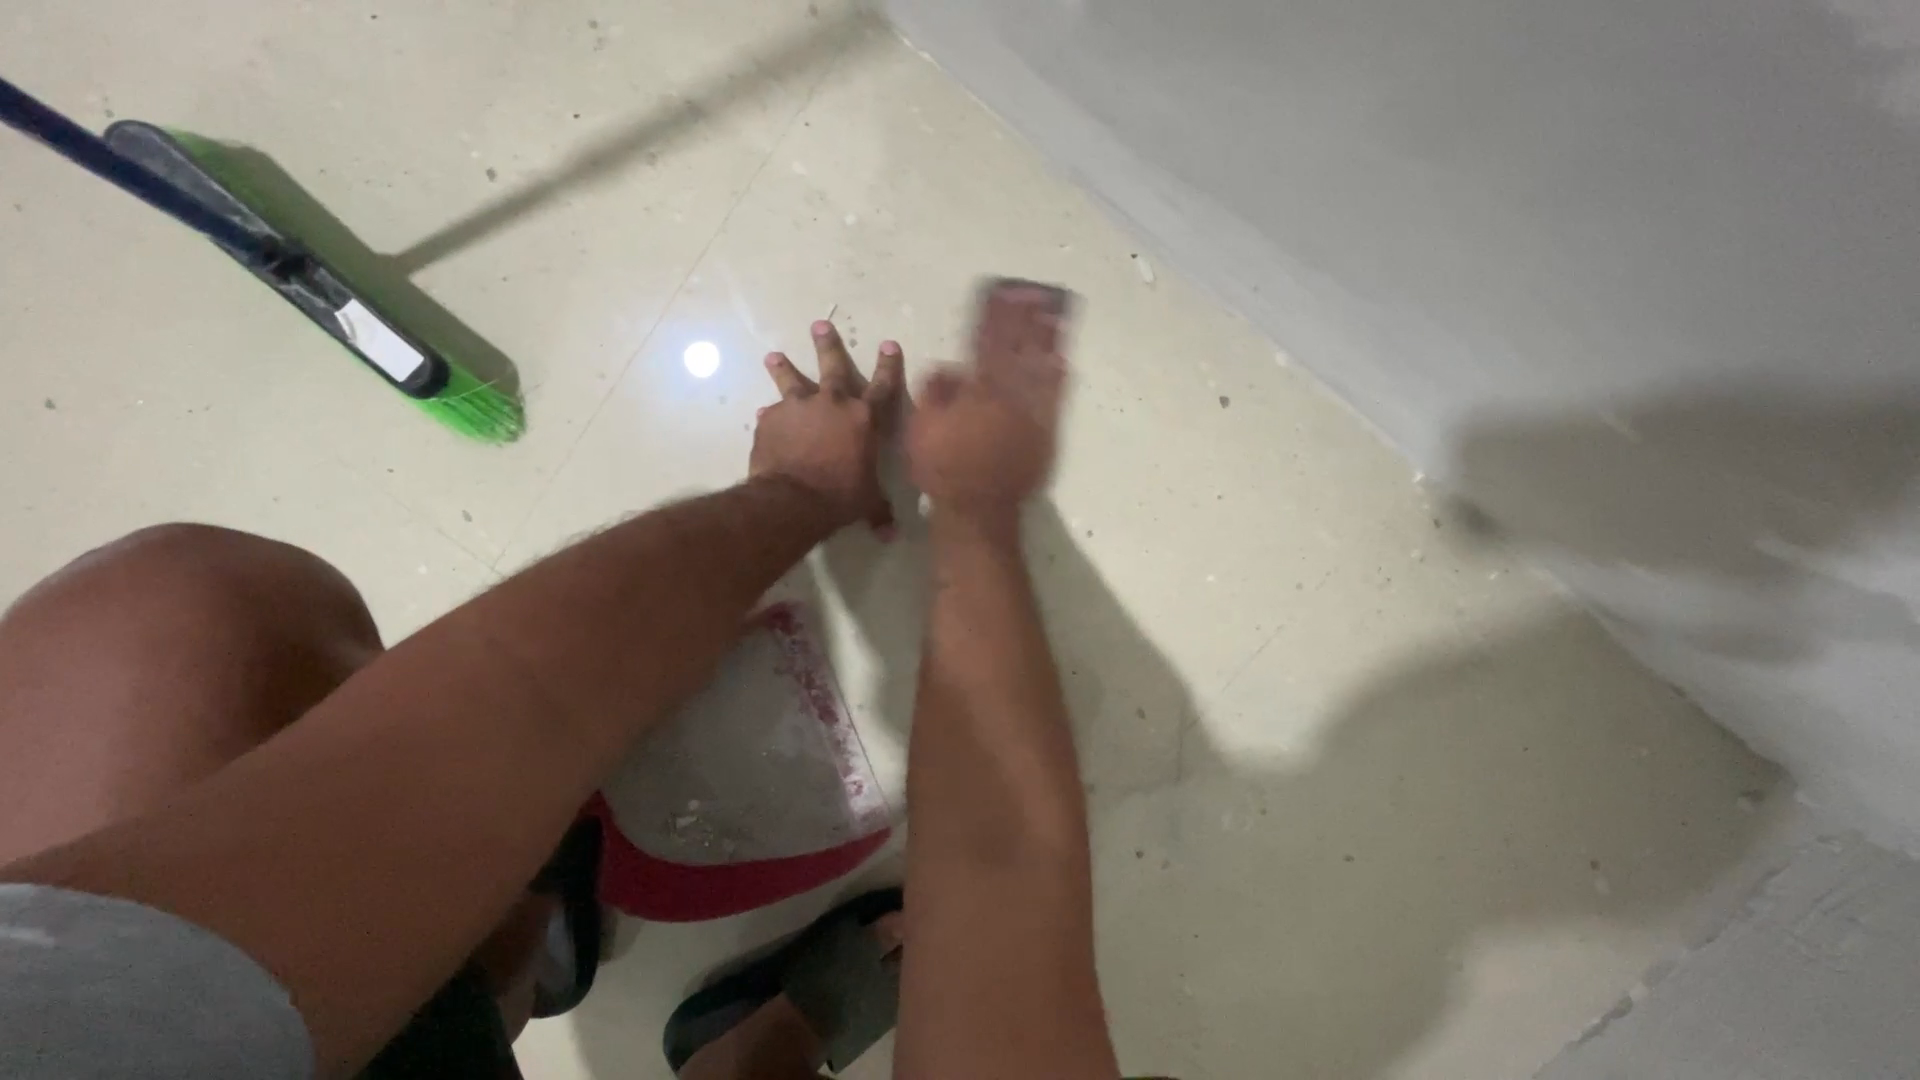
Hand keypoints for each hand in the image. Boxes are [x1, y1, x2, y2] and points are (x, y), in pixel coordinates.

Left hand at [751, 320, 904, 533]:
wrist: (793, 498)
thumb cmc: (841, 496)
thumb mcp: (867, 503)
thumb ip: (878, 511)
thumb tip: (891, 535)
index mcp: (864, 418)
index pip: (883, 386)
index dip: (889, 366)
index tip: (888, 344)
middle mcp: (833, 404)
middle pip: (833, 366)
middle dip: (828, 344)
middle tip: (820, 324)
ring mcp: (799, 409)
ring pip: (791, 381)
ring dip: (784, 368)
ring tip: (773, 355)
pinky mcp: (771, 421)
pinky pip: (771, 415)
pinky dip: (770, 416)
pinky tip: (763, 416)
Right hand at [907, 282, 1068, 525]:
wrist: (978, 508)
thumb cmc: (942, 469)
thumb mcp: (921, 428)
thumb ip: (935, 392)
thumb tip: (951, 368)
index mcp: (975, 388)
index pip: (985, 341)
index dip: (993, 314)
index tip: (1001, 291)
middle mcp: (1007, 393)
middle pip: (1018, 346)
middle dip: (1024, 316)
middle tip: (1033, 290)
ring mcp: (1030, 412)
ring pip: (1040, 366)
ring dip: (1047, 337)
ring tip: (1054, 311)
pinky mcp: (1046, 433)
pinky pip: (1055, 397)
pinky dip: (1059, 376)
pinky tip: (1063, 358)